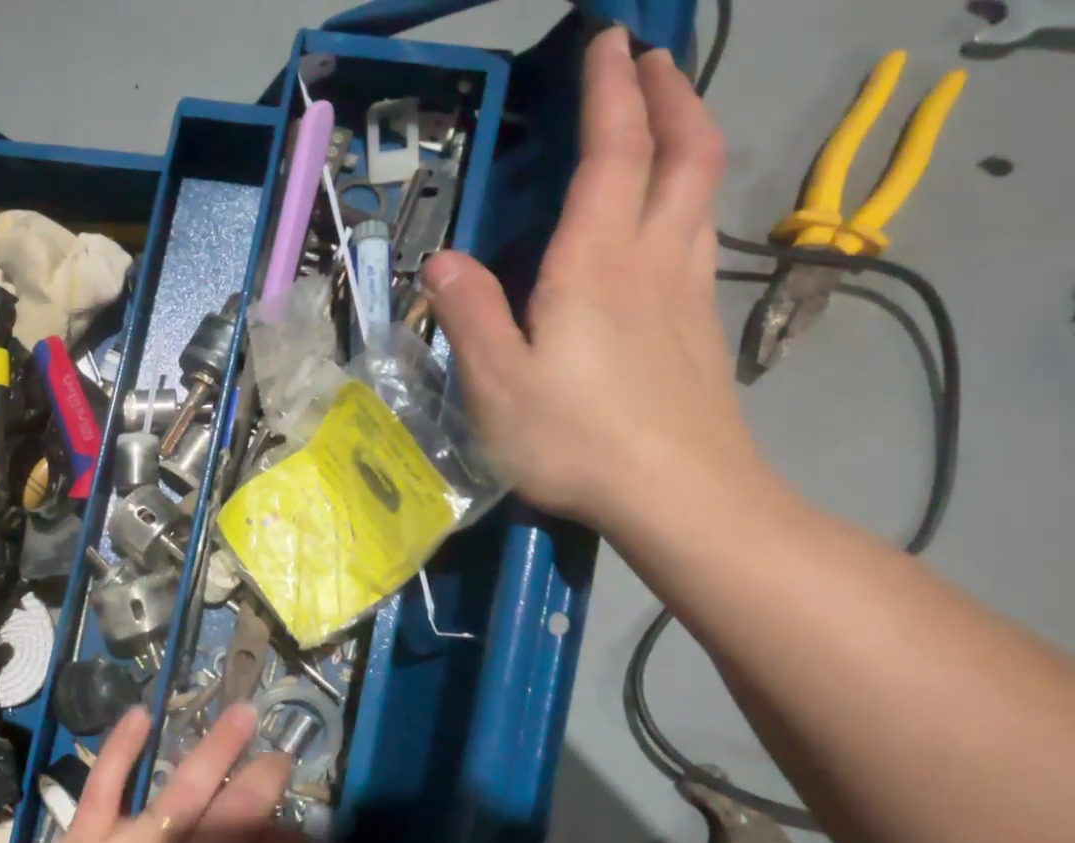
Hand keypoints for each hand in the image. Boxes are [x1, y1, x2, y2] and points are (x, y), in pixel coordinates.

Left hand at [0, 705, 309, 842]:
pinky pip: (106, 783)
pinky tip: (138, 714)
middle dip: (264, 783)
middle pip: (236, 821)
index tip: (303, 832)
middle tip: (283, 756)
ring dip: (215, 749)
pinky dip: (120, 746)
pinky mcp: (88, 836)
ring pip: (184, 791)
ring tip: (241, 713)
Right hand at [420, 28, 764, 531]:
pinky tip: (663, 216)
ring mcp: (686, 291)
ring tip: (662, 119)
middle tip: (650, 59)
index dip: (612, 90)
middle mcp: (652, 259)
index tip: (607, 41)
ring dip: (688, 135)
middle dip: (670, 93)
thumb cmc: (577, 440)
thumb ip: (470, 316)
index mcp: (596, 263)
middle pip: (685, 151)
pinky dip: (686, 193)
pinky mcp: (699, 325)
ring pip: (703, 188)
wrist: (683, 497)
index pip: (614, 152)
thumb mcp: (496, 385)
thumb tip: (441, 262)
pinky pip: (699, 232)